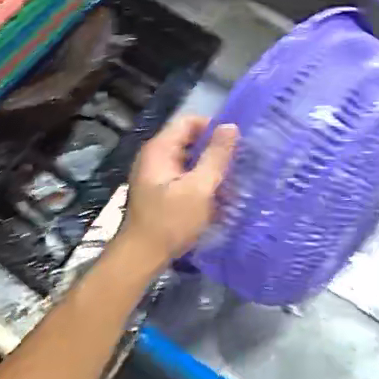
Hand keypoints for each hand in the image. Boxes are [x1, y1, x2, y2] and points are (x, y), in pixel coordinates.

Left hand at [113, 115, 237, 265]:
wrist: (141, 257)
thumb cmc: (170, 221)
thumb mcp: (199, 188)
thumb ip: (216, 156)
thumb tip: (230, 126)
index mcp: (160, 149)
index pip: (189, 121)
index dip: (213, 127)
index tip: (235, 144)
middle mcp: (154, 156)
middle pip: (189, 140)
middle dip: (213, 150)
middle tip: (237, 164)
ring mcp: (155, 175)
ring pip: (188, 160)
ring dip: (208, 169)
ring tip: (230, 183)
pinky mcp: (159, 191)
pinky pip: (184, 177)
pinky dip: (199, 182)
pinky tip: (215, 198)